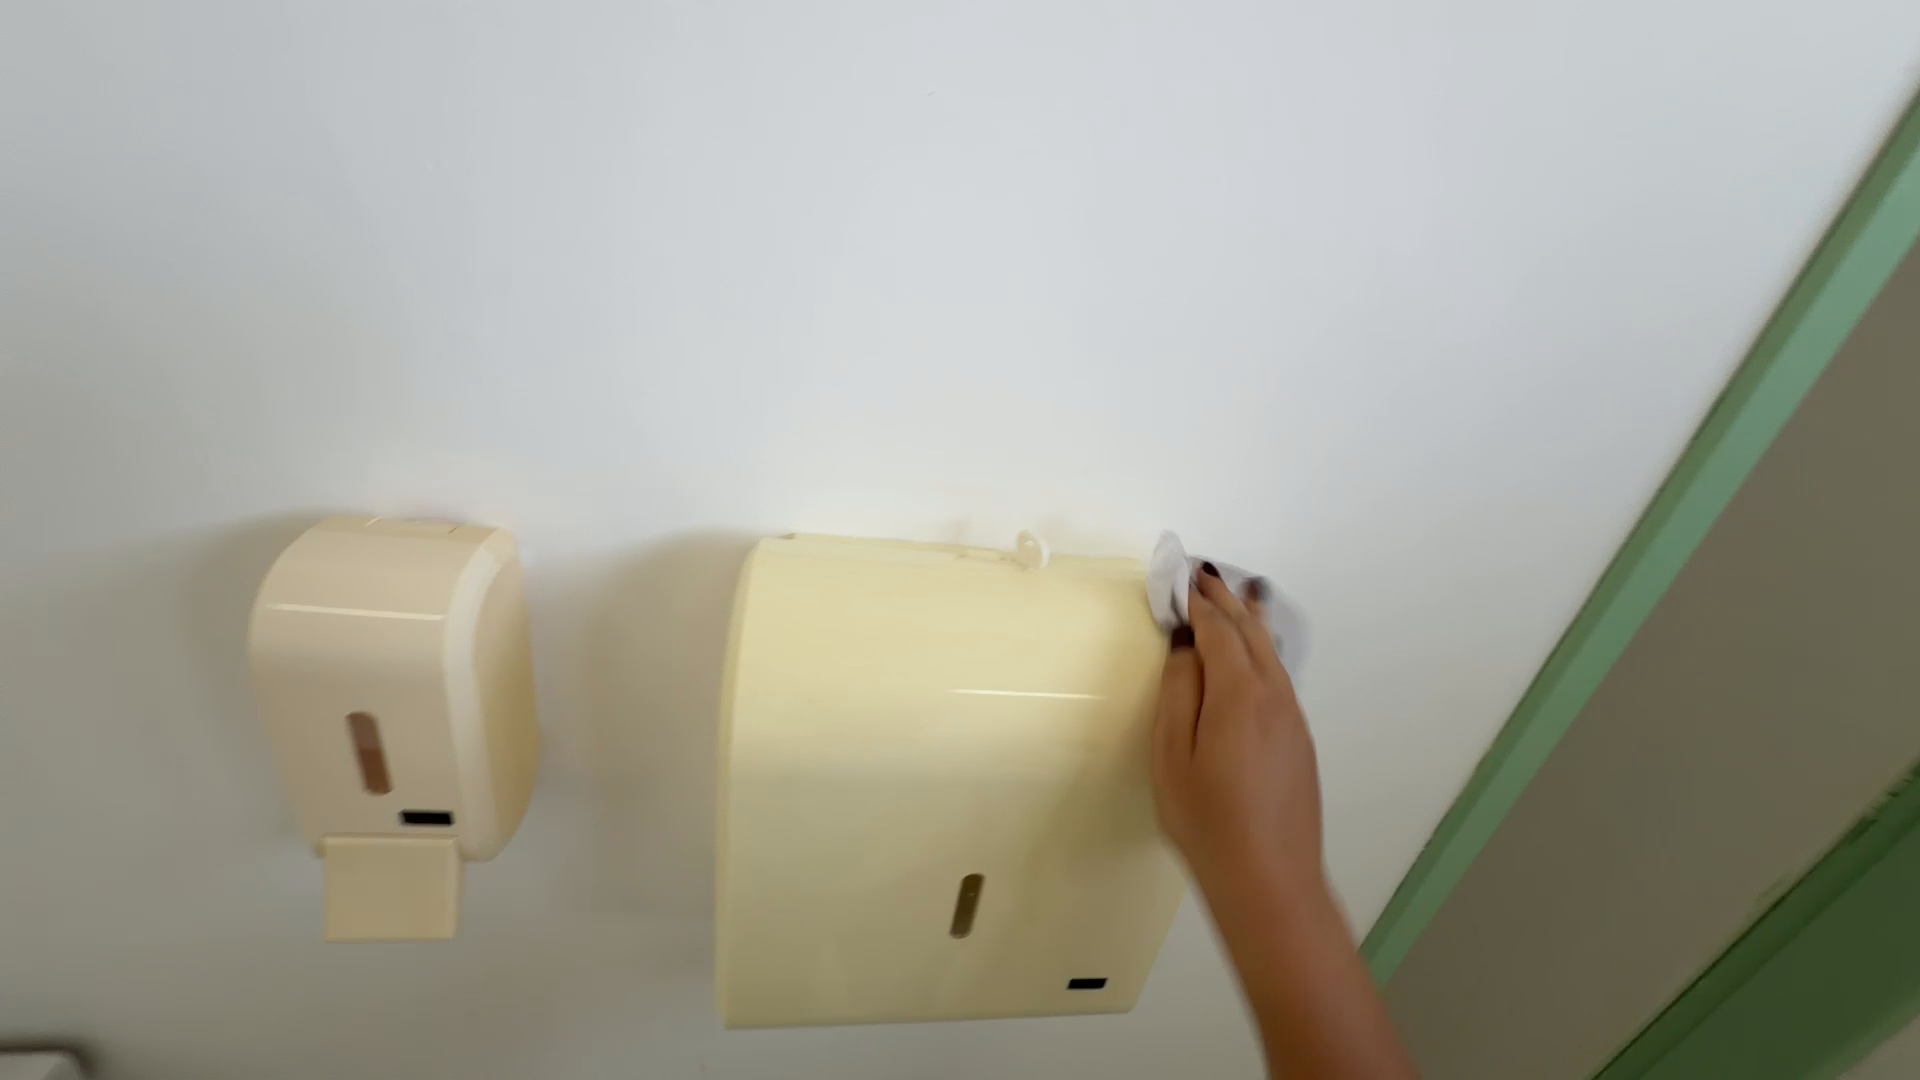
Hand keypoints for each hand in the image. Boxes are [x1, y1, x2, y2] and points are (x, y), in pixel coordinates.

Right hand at [1152, 565, 1324, 900]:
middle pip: (1250, 633)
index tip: (1180, 577)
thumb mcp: (1172, 755)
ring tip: (1235, 594)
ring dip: (1248, 619)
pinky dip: (1261, 648)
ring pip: (1270, 652)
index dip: (1198, 602)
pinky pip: (1279, 675)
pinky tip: (1254, 650)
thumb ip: (1178, 693)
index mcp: (1238, 694)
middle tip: (1203, 574)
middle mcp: (1274, 696)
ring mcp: (1293, 718)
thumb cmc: (1207, 819)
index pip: (1218, 631)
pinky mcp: (1299, 739)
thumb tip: (1185, 648)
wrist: (1270, 881)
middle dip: (1226, 600)